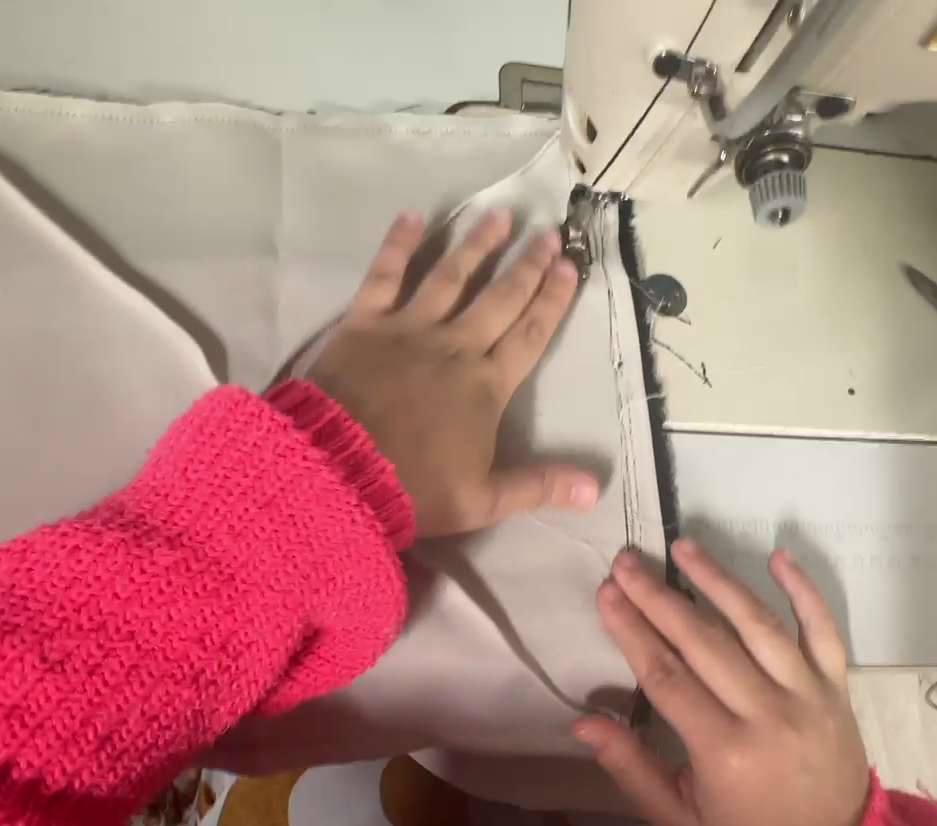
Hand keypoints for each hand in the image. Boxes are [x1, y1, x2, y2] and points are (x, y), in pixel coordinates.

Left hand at [306, 209, 595, 538]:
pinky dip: (398, 245)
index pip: (529, 335)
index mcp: (487, 386)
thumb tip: (595, 490)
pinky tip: (412, 217)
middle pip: (498, 298)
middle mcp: (456, 346)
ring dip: (477, 245)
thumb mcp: (484, 499)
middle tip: (547, 233)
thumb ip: (539, 487)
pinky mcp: (365, 322)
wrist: (342, 470)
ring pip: (451, 276)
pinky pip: (385, 274)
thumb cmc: (415, 487)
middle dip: (526, 264)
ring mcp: (410, 328)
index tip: (570, 268)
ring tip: (500, 215)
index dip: (552, 301)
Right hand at [573, 538, 871, 825]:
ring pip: (758, 624)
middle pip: (704, 642)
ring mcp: (808, 694)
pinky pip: (823, 629)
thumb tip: (581, 721)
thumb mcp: (678, 819)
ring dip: (717, 580)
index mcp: (724, 751)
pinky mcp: (836, 686)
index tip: (605, 594)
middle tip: (625, 561)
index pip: (666, 677)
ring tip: (682, 546)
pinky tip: (776, 555)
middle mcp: (767, 714)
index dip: (631, 632)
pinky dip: (804, 590)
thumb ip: (630, 768)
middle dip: (659, 597)